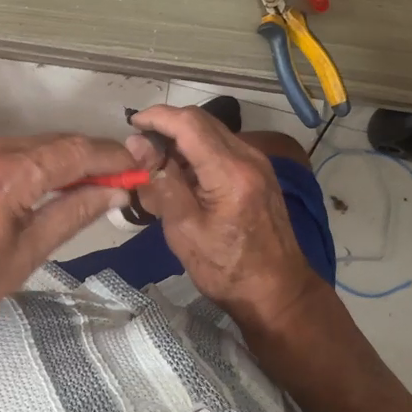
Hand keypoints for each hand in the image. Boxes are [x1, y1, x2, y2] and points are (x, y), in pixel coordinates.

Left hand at [0, 134, 137, 328]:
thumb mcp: (26, 254)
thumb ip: (73, 214)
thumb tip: (115, 192)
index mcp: (11, 174)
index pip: (77, 152)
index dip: (113, 157)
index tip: (140, 165)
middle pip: (61, 142)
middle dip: (97, 155)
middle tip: (127, 175)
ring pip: (41, 143)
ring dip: (73, 157)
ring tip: (100, 181)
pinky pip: (21, 149)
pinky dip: (48, 160)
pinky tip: (61, 180)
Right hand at [130, 105, 319, 320]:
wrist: (280, 294)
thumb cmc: (228, 270)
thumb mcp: (184, 231)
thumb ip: (161, 184)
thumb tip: (137, 147)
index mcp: (230, 171)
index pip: (189, 123)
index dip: (158, 117)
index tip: (132, 124)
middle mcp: (248, 156)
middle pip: (201, 121)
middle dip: (167, 125)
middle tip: (140, 147)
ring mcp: (257, 162)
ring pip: (212, 131)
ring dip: (182, 137)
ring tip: (156, 161)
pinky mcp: (258, 172)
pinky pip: (222, 146)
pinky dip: (198, 149)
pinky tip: (182, 172)